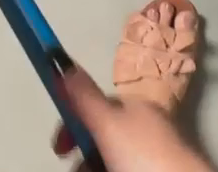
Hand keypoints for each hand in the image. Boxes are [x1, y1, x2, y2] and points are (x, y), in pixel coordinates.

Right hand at [52, 63, 215, 171]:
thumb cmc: (143, 157)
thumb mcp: (107, 123)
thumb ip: (83, 94)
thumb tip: (59, 58)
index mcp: (133, 107)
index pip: (94, 105)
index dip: (71, 122)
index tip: (59, 148)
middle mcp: (144, 128)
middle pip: (101, 135)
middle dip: (83, 152)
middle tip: (76, 168)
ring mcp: (154, 156)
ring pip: (112, 156)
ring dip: (94, 165)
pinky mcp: (158, 171)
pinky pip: (126, 167)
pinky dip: (111, 169)